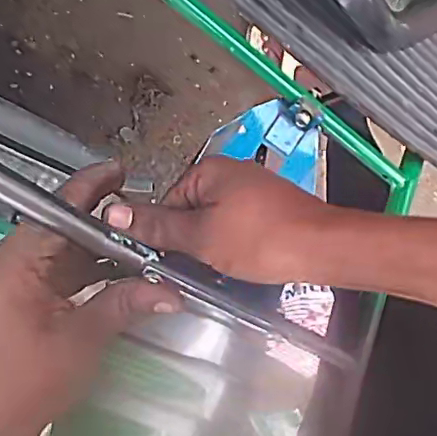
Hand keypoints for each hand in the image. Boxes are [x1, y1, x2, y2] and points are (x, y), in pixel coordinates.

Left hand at [0, 162, 180, 435]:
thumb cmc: (25, 385)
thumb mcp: (83, 339)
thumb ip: (125, 304)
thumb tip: (172, 291)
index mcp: (10, 265)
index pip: (56, 212)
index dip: (91, 189)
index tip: (120, 171)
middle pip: (54, 232)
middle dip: (97, 226)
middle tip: (139, 218)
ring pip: (49, 256)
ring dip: (88, 255)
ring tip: (132, 249)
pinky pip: (40, 277)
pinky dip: (72, 276)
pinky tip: (105, 279)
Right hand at [106, 157, 343, 283]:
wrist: (322, 249)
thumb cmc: (266, 239)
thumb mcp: (201, 237)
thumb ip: (158, 226)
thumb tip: (114, 212)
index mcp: (210, 170)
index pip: (166, 201)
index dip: (164, 234)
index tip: (168, 257)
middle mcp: (232, 174)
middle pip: (191, 213)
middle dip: (192, 242)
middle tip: (202, 264)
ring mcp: (253, 192)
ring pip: (216, 225)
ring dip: (215, 248)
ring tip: (227, 265)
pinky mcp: (270, 211)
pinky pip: (240, 230)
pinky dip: (238, 247)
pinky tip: (246, 262)